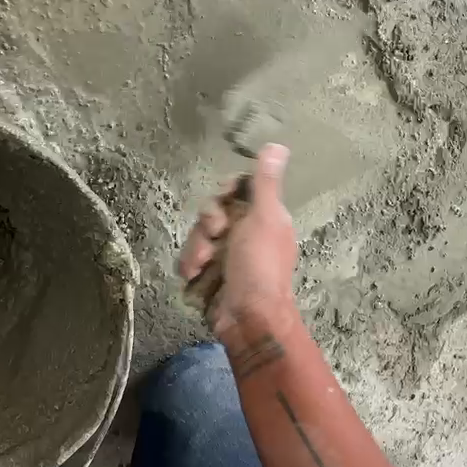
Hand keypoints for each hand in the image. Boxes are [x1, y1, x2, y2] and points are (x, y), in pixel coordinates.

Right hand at [178, 144, 298, 346]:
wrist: (248, 320)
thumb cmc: (261, 267)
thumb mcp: (265, 218)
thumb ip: (266, 183)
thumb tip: (278, 145)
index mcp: (263, 217)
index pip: (238, 189)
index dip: (226, 190)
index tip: (223, 194)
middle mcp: (245, 233)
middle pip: (212, 211)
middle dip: (207, 224)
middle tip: (215, 236)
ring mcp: (225, 256)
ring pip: (197, 236)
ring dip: (197, 249)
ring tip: (204, 266)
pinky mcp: (208, 275)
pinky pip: (189, 259)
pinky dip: (191, 268)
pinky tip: (197, 278)